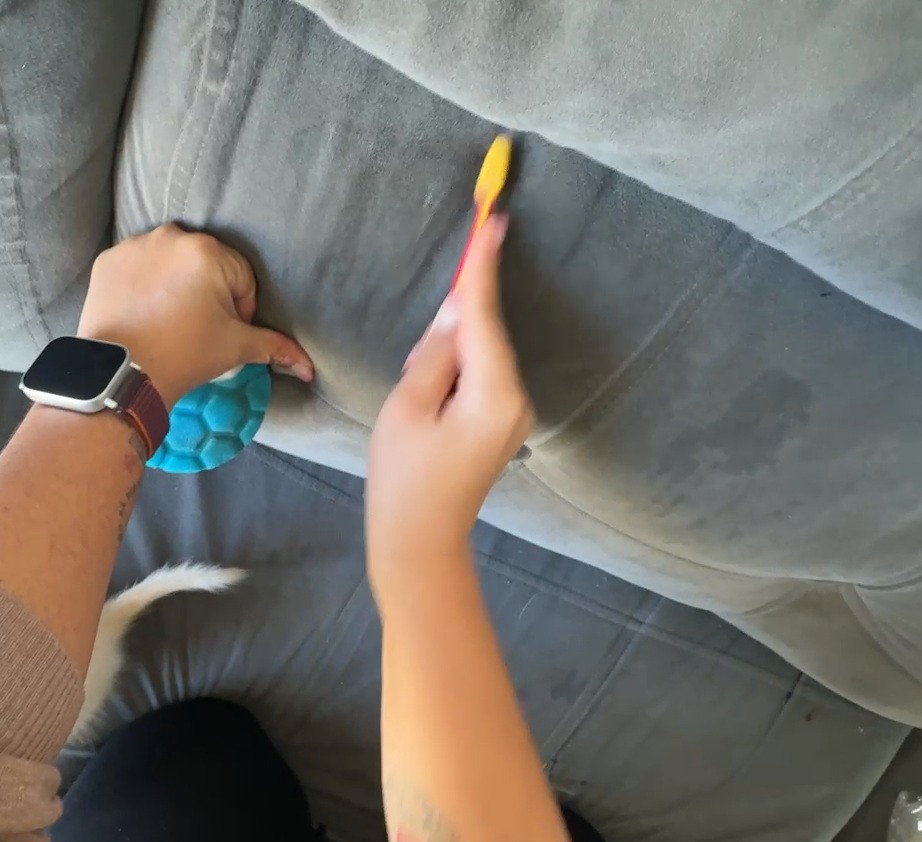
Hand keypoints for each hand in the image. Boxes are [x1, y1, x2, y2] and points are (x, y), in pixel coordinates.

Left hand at [75, 224, 313, 405]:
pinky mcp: (108, 261)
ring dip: (176, 287)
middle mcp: (171, 237)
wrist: (124, 374)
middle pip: (205, 265)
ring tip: (169, 323)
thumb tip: (308, 368)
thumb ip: (275, 348)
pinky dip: (143, 287)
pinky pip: (137, 268)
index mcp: (208, 252)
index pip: (241, 277)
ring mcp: (135, 246)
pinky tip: (144, 315)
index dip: (239, 310)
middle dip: (207, 294)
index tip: (223, 334)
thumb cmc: (186, 356)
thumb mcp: (236, 349)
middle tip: (197, 330)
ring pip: (170, 264)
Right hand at [366, 215, 532, 591]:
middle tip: (412, 381)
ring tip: (414, 407)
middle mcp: (518, 400)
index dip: (483, 269)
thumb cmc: (404, 476)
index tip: (495, 220)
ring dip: (446, 361)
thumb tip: (456, 314)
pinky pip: (479, 381)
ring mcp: (514, 415)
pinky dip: (454, 379)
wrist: (419, 539)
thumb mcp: (408, 403)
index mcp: (495, 392)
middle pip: (483, 338)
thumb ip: (436, 351)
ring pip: (479, 359)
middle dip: (448, 337)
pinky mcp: (502, 426)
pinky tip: (428, 409)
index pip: (485, 316)